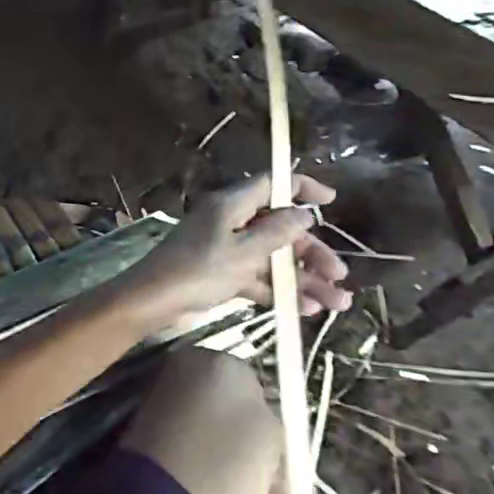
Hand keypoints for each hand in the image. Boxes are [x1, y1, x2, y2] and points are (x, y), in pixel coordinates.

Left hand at [120, 173, 352, 327]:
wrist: (153, 302)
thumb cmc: (198, 270)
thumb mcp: (243, 252)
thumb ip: (277, 233)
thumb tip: (304, 212)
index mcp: (232, 205)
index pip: (273, 184)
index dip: (303, 189)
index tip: (332, 201)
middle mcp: (231, 221)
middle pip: (280, 228)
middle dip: (312, 252)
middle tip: (340, 275)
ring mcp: (227, 248)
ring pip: (273, 257)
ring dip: (303, 278)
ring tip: (336, 303)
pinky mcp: (222, 272)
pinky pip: (258, 276)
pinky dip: (279, 290)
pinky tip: (305, 309)